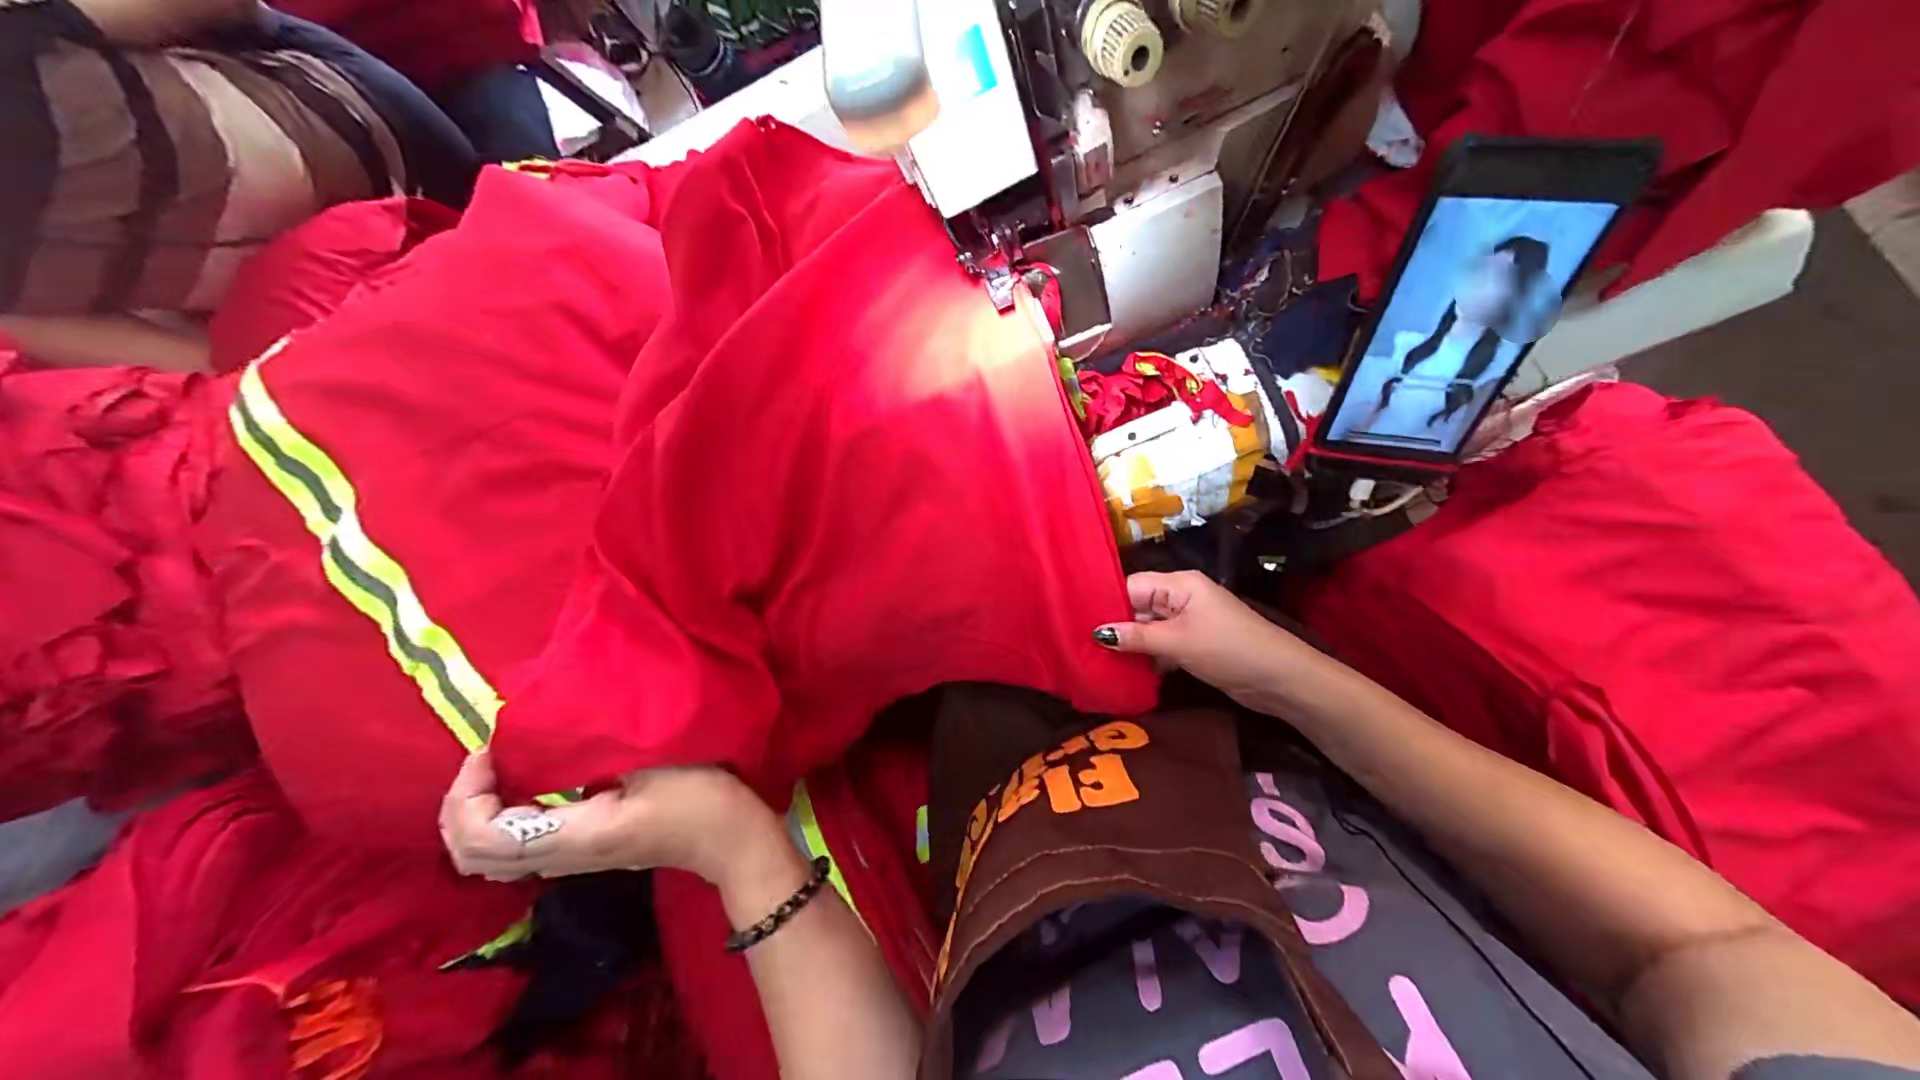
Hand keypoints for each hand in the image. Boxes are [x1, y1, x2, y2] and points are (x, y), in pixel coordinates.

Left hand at [438, 751, 785, 889]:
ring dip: (476, 814)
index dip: (469, 795)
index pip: (485, 838)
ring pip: (488, 857)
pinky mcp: (582, 852)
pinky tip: (523, 784)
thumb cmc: (699, 796)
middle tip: (484, 758)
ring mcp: (571, 860)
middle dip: (460, 806)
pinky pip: (513, 846)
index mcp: (576, 836)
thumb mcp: (653, 764)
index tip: (492, 748)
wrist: (729, 837)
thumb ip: (596, 753)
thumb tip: (549, 734)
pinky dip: (498, 819)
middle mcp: (562, 857)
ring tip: (496, 769)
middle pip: (471, 856)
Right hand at [1094, 571, 1321, 711]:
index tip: (1078, 622)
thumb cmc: (1228, 650)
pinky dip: (1146, 656)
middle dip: (1115, 626)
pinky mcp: (1193, 642)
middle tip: (1082, 646)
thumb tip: (1097, 633)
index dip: (1106, 602)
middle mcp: (1181, 597)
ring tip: (1097, 661)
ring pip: (1147, 628)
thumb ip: (1136, 637)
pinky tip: (1126, 671)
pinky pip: (1160, 643)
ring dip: (1130, 645)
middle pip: (1137, 606)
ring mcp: (1188, 620)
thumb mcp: (1178, 642)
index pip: (1131, 585)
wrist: (1280, 679)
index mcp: (1179, 584)